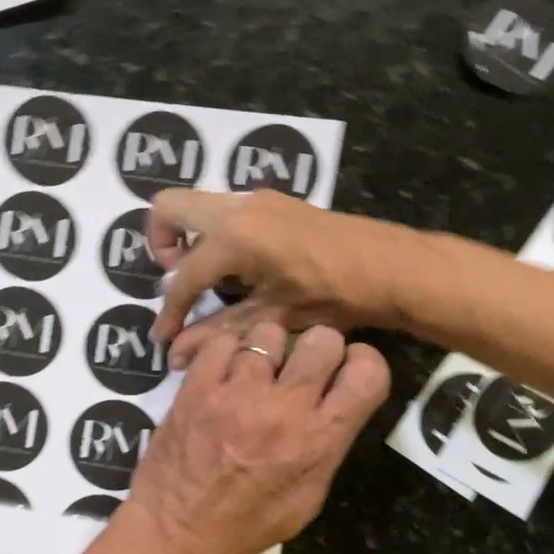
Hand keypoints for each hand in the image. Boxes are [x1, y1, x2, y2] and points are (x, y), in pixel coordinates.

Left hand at [119, 322, 391, 553]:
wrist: (177, 530)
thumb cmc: (247, 523)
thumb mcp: (309, 497)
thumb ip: (327, 444)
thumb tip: (335, 404)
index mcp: (319, 440)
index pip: (367, 373)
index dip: (363, 363)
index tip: (346, 370)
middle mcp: (283, 408)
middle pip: (322, 339)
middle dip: (318, 348)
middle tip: (301, 368)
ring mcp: (236, 392)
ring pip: (269, 333)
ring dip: (268, 349)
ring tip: (257, 372)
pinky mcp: (196, 386)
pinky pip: (221, 342)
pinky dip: (226, 352)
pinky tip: (224, 374)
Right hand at [147, 189, 425, 367]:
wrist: (392, 268)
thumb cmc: (335, 296)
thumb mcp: (272, 319)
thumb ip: (217, 332)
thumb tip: (174, 354)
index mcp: (234, 237)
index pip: (182, 276)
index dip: (169, 311)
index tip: (165, 336)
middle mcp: (237, 207)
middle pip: (169, 208)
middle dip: (162, 246)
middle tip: (181, 281)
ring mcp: (255, 199)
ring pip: (196, 204)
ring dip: (190, 238)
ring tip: (210, 280)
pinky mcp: (272, 202)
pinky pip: (223, 209)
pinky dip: (215, 234)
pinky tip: (240, 270)